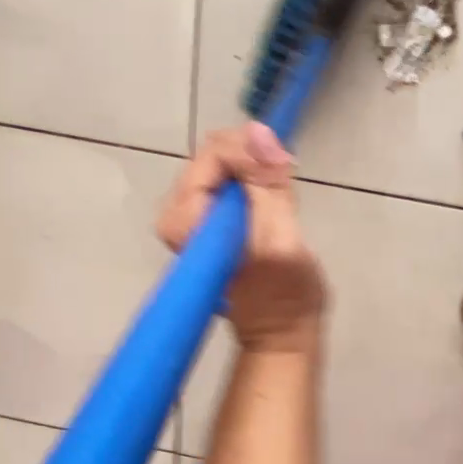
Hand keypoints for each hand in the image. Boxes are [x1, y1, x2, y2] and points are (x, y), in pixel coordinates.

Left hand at [157, 123, 325, 353]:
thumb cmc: (284, 293)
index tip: (283, 165)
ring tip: (281, 194)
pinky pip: (229, 177)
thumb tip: (259, 132)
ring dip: (256, 169)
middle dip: (253, 158)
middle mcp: (177, 213)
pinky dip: (254, 179)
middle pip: (214, 154)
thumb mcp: (280, 238)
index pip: (212, 153)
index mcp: (184, 219)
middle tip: (284, 181)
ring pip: (223, 162)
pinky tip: (271, 198)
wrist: (282, 331)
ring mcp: (191, 215)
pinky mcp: (208, 218)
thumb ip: (266, 186)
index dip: (251, 151)